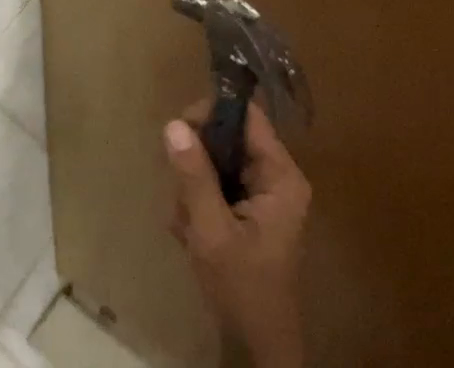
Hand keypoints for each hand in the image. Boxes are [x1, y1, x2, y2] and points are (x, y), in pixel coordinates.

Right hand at [164, 102, 310, 366]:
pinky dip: (196, 205)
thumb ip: (194, 176)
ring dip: (192, 188)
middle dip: (196, 161)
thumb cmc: (241, 285)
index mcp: (281, 177)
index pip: (248, 118)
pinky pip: (214, 186)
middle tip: (180, 190)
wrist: (257, 340)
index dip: (212, 113)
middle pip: (228, 138)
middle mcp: (275, 178)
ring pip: (215, 163)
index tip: (178, 130)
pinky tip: (191, 233)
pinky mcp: (247, 211)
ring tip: (187, 223)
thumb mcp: (211, 230)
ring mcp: (261, 195)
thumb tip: (173, 124)